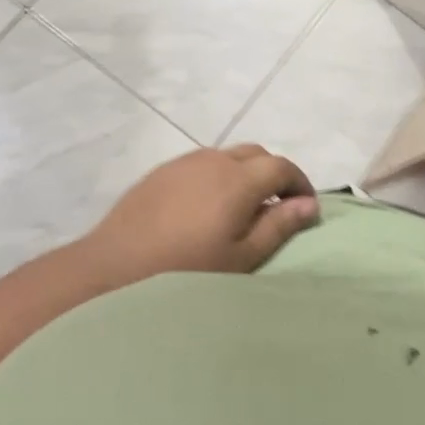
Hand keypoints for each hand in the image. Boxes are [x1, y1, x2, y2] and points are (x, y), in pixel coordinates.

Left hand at [80, 145, 318, 284]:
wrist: (114, 267)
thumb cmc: (186, 269)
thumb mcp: (241, 257)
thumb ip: (278, 226)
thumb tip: (310, 204)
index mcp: (239, 179)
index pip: (282, 167)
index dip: (300, 183)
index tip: (306, 208)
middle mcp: (214, 160)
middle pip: (256, 155)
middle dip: (274, 175)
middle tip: (277, 208)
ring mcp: (185, 162)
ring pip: (227, 157)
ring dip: (245, 174)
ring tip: (242, 209)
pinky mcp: (162, 172)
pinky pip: (201, 165)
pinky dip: (217, 177)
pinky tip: (207, 208)